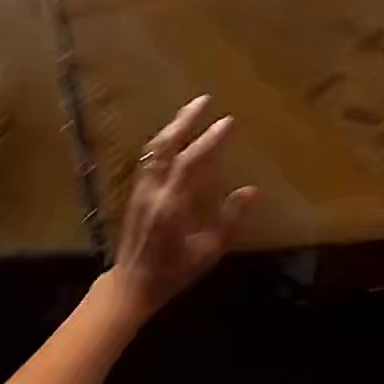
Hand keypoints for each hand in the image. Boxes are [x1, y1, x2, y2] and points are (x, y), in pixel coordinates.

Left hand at [109, 95, 256, 316]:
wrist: (132, 284)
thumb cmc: (173, 272)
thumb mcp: (207, 252)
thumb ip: (228, 221)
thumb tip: (250, 190)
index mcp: (171, 205)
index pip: (190, 161)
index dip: (209, 140)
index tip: (227, 122)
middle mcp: (152, 191)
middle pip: (165, 146)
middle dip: (185, 120)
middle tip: (204, 100)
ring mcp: (140, 190)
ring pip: (153, 150)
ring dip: (172, 128)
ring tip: (190, 112)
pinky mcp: (135, 193)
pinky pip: (148, 159)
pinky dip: (162, 142)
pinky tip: (172, 138)